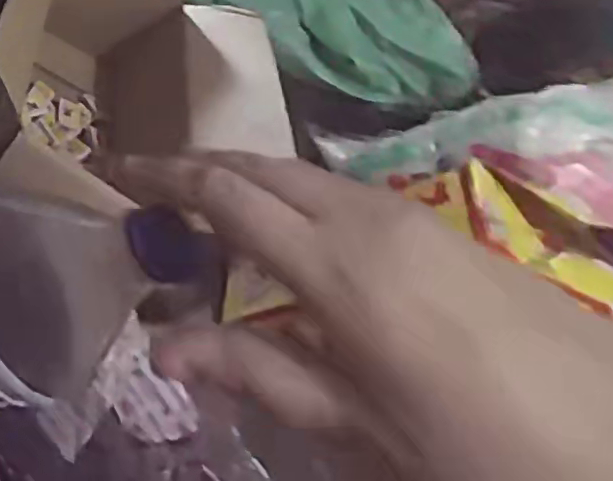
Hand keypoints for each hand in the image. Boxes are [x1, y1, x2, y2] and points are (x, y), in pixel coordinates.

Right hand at [109, 153, 612, 480]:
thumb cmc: (503, 468)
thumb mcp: (370, 438)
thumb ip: (258, 374)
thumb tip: (159, 349)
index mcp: (336, 264)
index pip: (217, 190)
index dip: (155, 173)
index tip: (109, 166)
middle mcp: (367, 216)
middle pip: (252, 164)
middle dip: (192, 167)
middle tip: (149, 190)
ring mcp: (415, 217)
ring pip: (298, 172)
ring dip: (243, 180)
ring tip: (212, 215)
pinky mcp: (452, 231)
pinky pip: (344, 192)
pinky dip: (294, 198)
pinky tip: (300, 244)